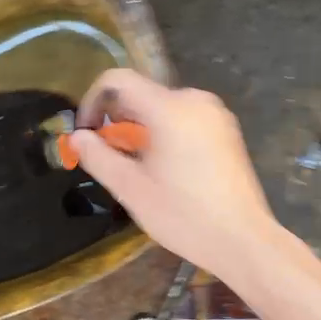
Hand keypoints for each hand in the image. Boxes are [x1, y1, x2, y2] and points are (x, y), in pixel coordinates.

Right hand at [71, 69, 282, 277]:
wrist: (243, 240)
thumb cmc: (184, 215)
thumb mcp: (131, 189)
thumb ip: (98, 156)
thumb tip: (77, 137)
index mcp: (169, 108)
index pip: (117, 80)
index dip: (92, 100)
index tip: (86, 133)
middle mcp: (194, 100)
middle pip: (141, 93)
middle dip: (116, 120)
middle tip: (108, 156)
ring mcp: (215, 114)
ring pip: (162, 107)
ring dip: (139, 129)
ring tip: (135, 166)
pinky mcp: (226, 130)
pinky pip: (184, 119)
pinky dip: (164, 133)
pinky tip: (163, 168)